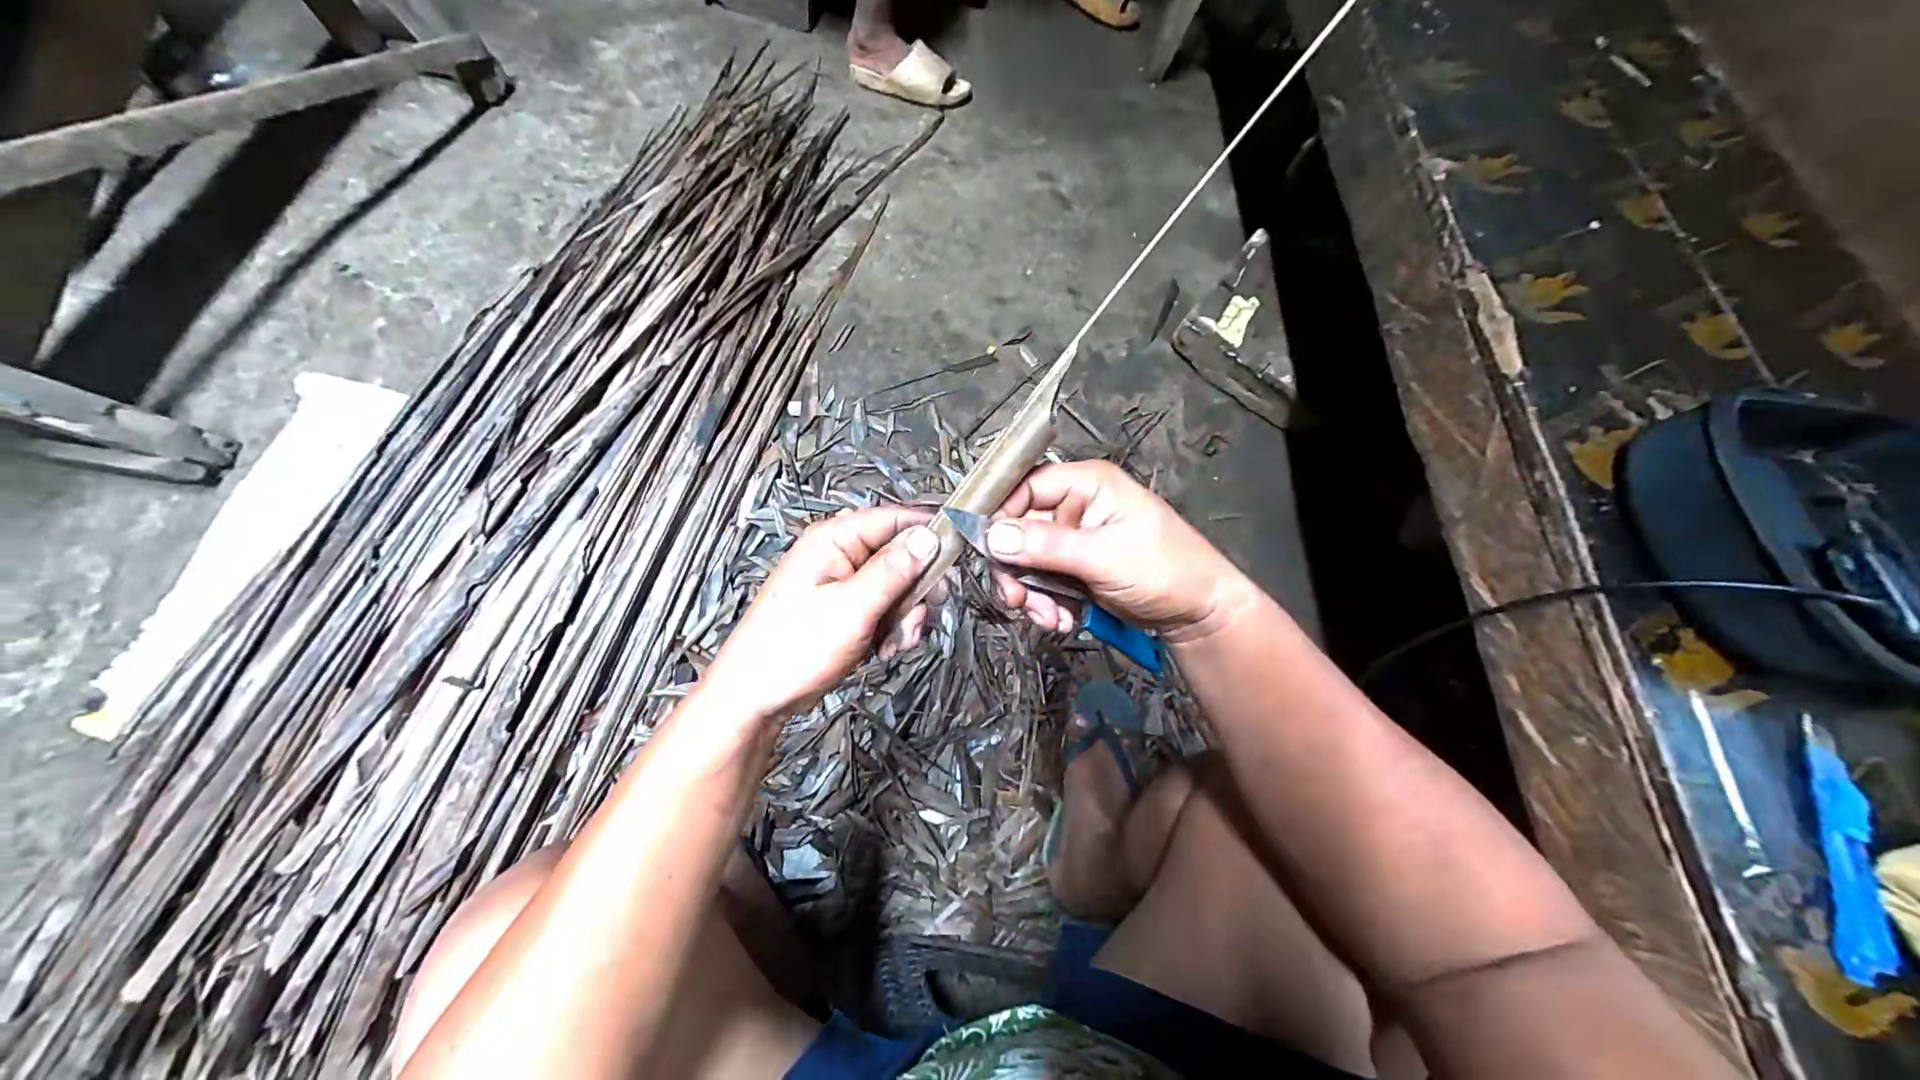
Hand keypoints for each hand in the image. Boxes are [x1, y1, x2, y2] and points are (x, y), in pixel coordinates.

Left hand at [702, 506, 939, 719]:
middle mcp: (838, 556)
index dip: (927, 534)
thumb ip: (893, 569)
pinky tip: (883, 647)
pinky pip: (885, 608)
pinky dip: (892, 628)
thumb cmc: (787, 651)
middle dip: (917, 588)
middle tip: (920, 611)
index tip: (952, 555)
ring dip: (905, 615)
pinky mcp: (846, 609)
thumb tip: (926, 538)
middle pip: (900, 555)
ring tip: (894, 639)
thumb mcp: (852, 607)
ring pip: (897, 586)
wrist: (757, 696)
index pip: (894, 518)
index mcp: (833, 541)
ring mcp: (842, 584)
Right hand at [987, 460, 1258, 643]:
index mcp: (1088, 484)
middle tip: (1014, 598)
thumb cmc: (1168, 570)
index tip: (986, 546)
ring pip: (1026, 560)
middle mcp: (1077, 506)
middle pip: (1019, 528)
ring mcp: (1074, 539)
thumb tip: (995, 536)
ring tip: (1046, 615)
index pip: (1026, 486)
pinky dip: (1044, 602)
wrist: (1198, 614)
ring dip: (1029, 592)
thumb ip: (1045, 546)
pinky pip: (1041, 581)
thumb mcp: (1103, 556)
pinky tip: (1059, 618)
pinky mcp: (1074, 568)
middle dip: (1014, 567)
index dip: (1001, 514)